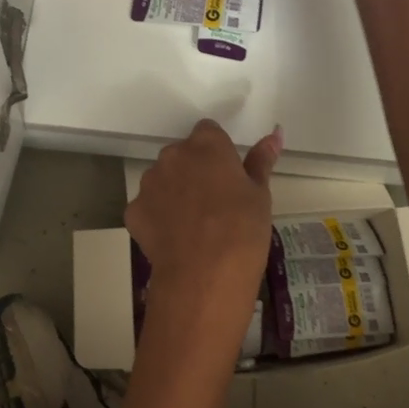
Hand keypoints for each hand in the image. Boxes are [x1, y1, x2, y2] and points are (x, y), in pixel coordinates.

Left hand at [127, 120, 281, 304]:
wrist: (204, 275)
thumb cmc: (242, 230)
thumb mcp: (260, 195)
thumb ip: (261, 160)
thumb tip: (274, 134)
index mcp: (207, 145)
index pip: (209, 132)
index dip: (218, 153)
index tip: (228, 177)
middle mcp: (173, 155)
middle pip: (183, 155)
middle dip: (194, 171)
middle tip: (214, 203)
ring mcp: (149, 182)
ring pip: (162, 179)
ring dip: (174, 192)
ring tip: (194, 225)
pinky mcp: (134, 210)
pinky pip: (148, 207)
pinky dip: (158, 218)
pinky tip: (175, 240)